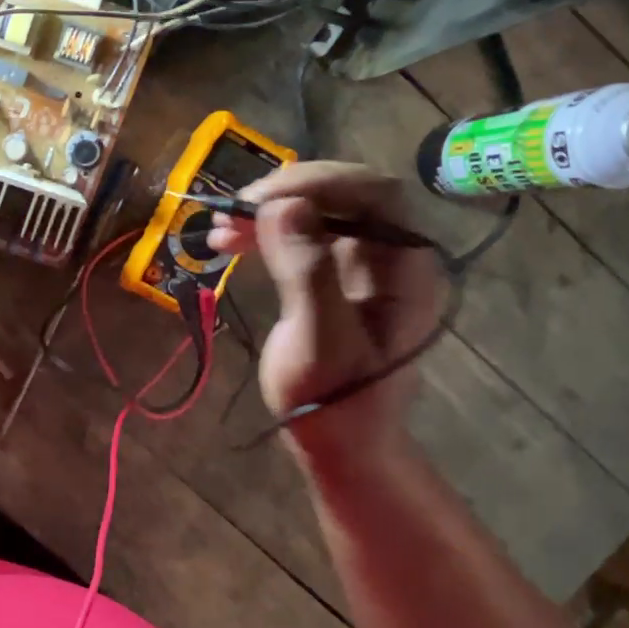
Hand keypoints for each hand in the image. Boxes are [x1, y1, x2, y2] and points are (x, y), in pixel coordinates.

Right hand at [209, 162, 444, 457]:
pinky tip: (230, 245)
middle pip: (346, 196)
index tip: (260, 200)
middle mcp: (393, 257)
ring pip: (320, 213)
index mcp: (407, 268)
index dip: (319, 182)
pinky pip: (303, 238)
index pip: (375, 194)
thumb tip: (282, 207)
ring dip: (270, 214)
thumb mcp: (319, 341)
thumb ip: (307, 271)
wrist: (341, 444)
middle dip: (287, 195)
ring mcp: (364, 267)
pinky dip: (266, 235)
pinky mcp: (335, 279)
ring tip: (221, 230)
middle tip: (234, 212)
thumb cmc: (335, 402)